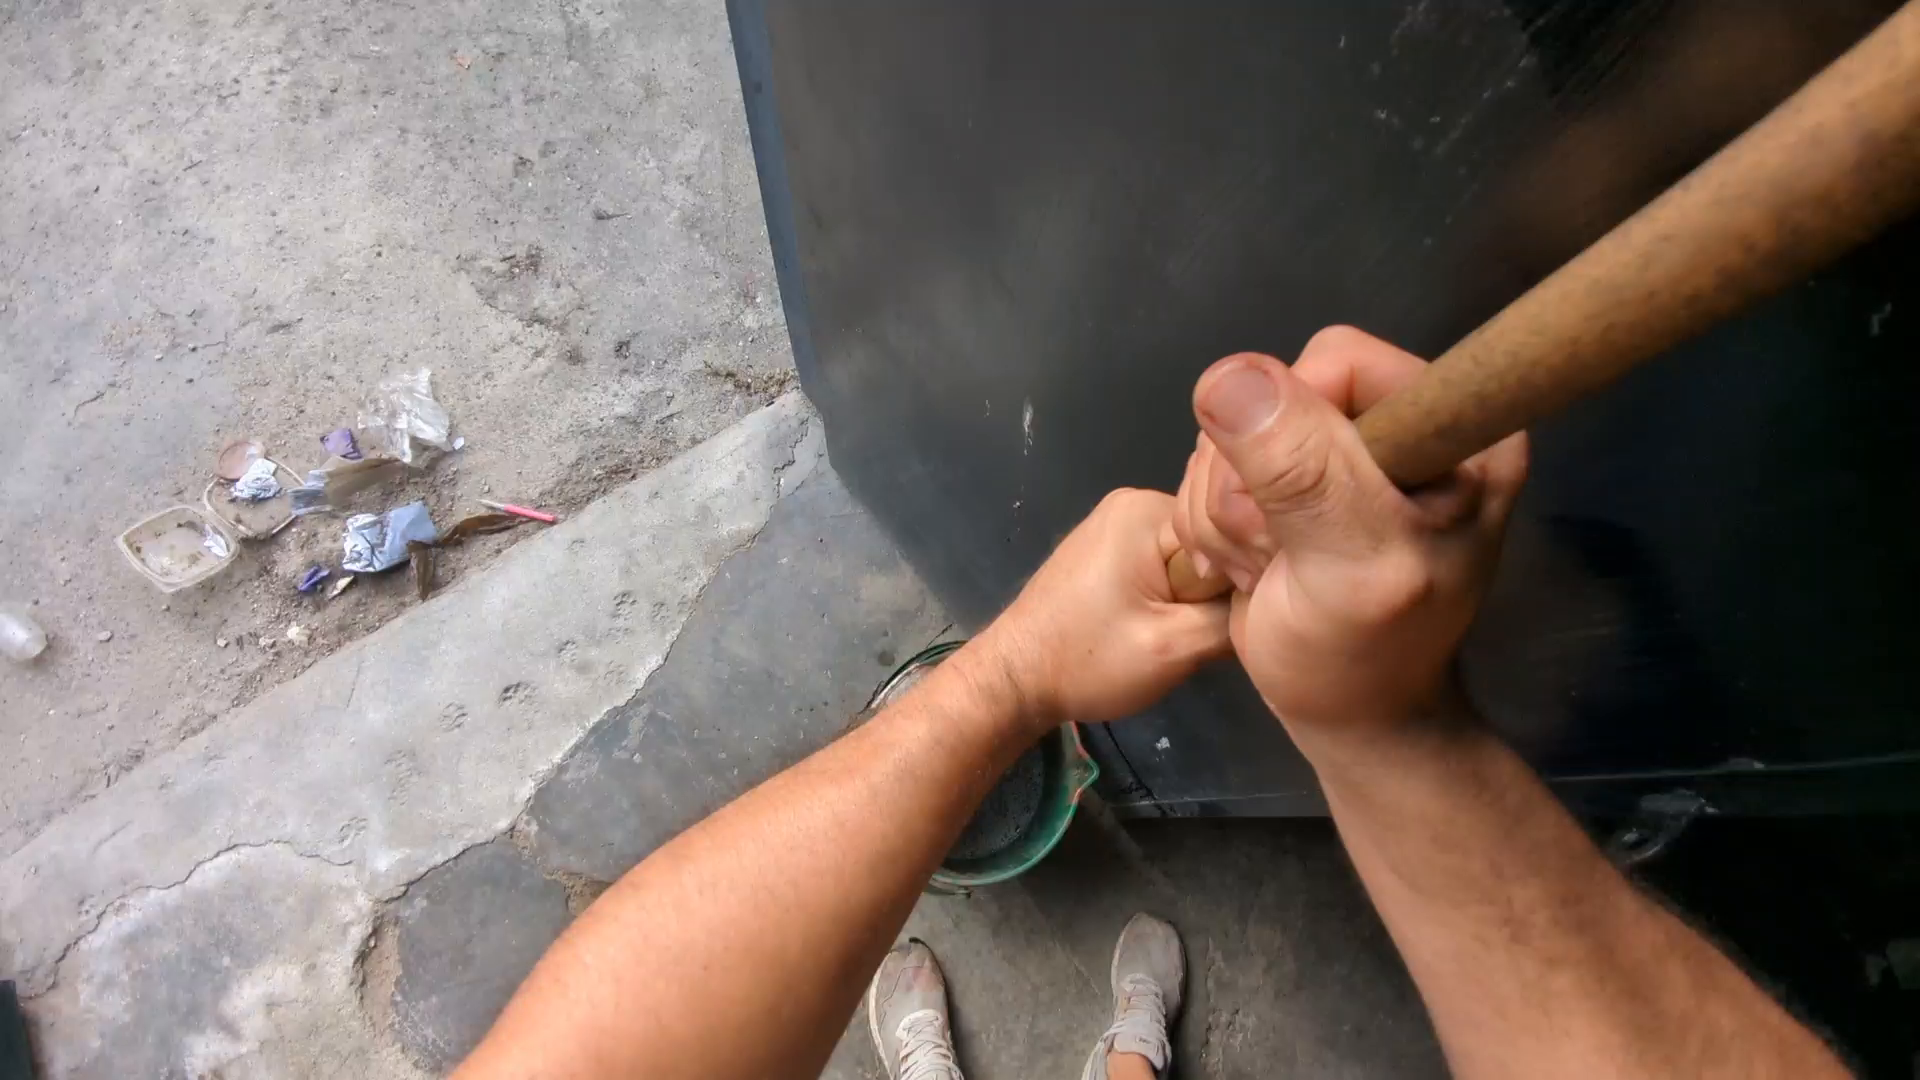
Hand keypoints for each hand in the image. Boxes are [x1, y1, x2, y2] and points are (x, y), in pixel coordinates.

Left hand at [975, 489, 1231, 729]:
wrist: (1017, 676)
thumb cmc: (1088, 659)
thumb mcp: (1175, 647)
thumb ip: (1235, 617)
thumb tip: (1280, 601)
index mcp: (1147, 510)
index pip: (1234, 530)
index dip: (1245, 579)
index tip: (1238, 617)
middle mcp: (1134, 503)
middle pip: (1214, 541)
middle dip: (1218, 588)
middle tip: (1201, 632)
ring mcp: (1119, 523)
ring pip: (1193, 556)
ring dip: (1195, 596)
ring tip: (1178, 631)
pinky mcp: (1111, 548)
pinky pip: (1167, 562)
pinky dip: (1172, 594)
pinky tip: (1158, 622)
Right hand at [1171, 326, 1527, 747]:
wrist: (1342, 709)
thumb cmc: (1365, 653)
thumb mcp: (1348, 566)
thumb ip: (1300, 472)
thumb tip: (1226, 377)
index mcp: (1447, 423)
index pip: (1335, 360)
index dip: (1289, 428)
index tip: (1296, 512)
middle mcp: (1390, 424)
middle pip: (1265, 401)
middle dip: (1244, 487)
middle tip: (1276, 554)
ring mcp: (1329, 454)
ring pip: (1225, 436)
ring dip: (1221, 512)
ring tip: (1264, 568)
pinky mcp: (1281, 484)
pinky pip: (1207, 469)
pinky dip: (1208, 524)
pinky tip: (1246, 565)